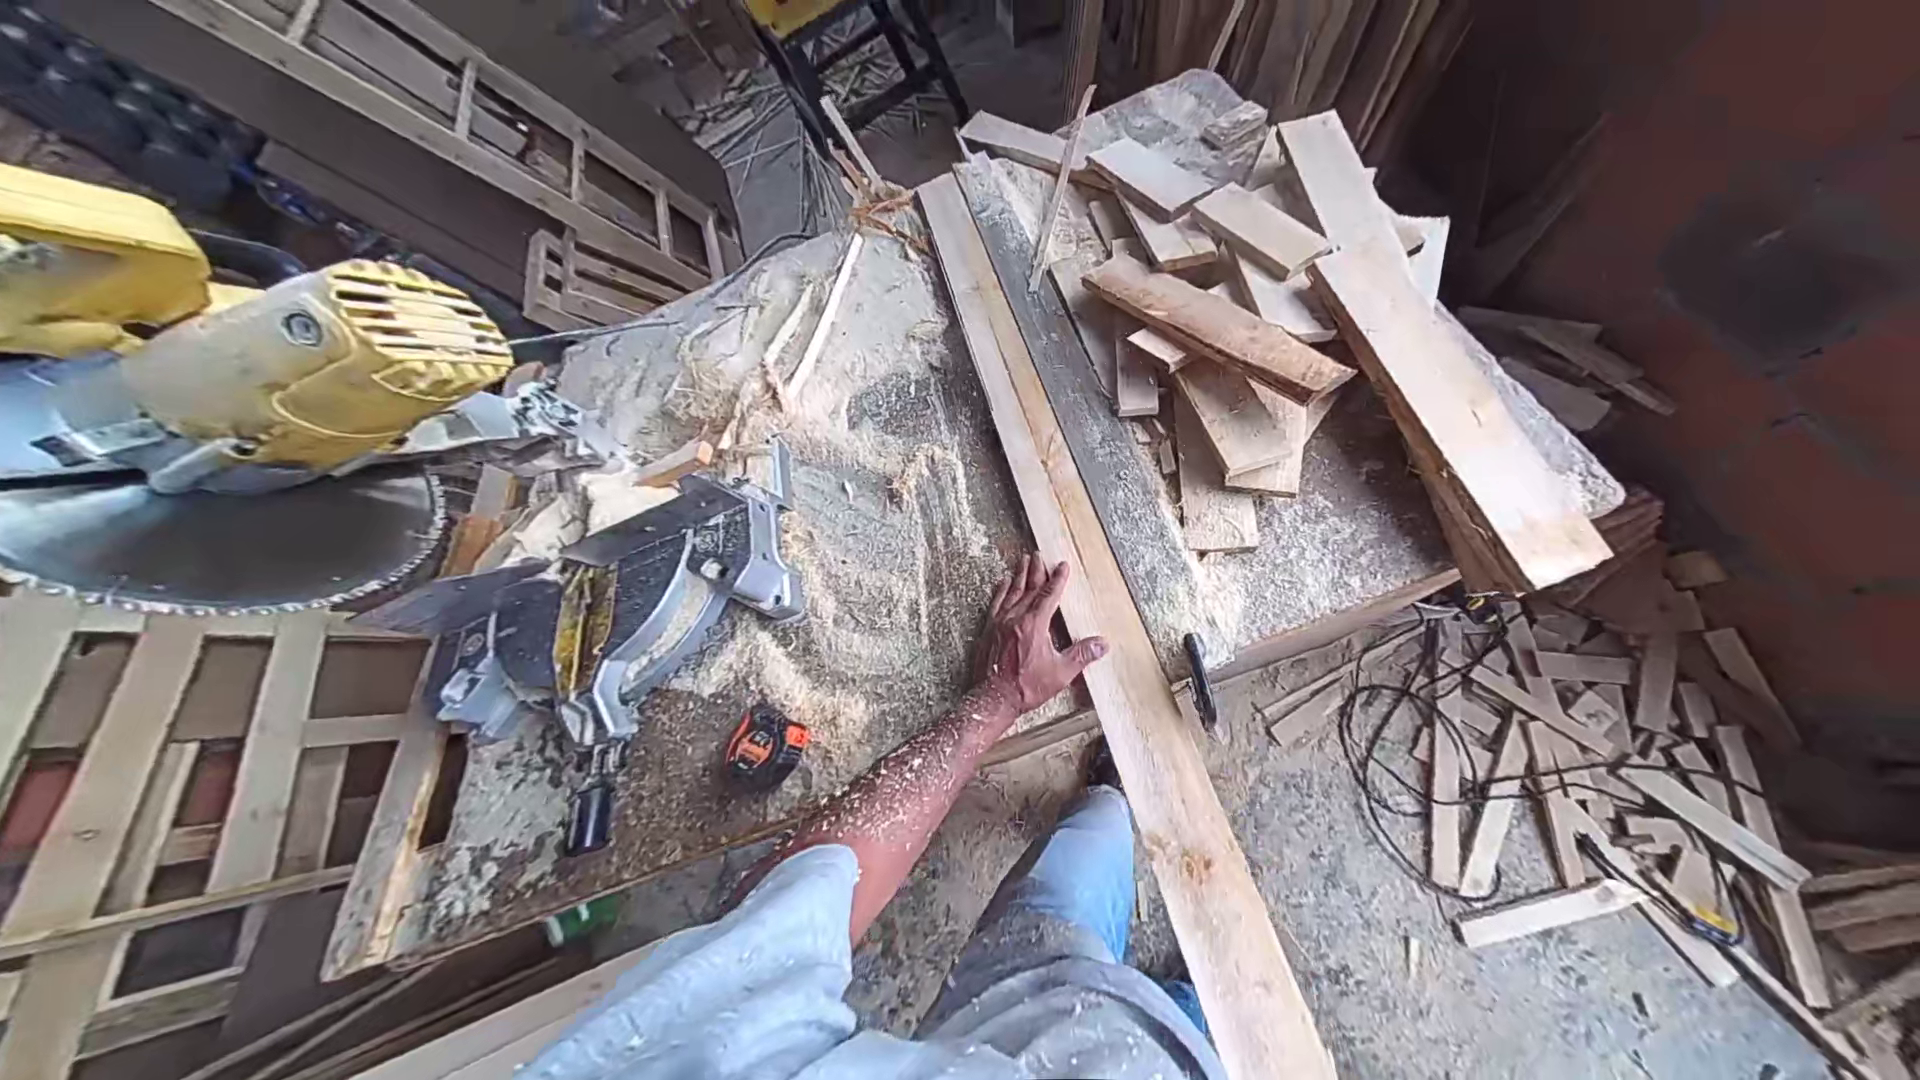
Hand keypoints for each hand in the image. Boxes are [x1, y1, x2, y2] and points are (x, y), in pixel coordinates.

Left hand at [973, 554, 1108, 715]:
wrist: (994, 698)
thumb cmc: (1025, 686)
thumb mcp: (1060, 673)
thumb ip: (1081, 655)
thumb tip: (1101, 644)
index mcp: (1034, 625)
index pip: (1049, 595)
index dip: (1058, 579)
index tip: (1063, 566)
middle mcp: (1015, 618)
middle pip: (1029, 588)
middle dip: (1037, 571)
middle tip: (1039, 555)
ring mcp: (999, 623)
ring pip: (1011, 592)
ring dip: (1019, 576)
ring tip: (1023, 561)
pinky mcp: (988, 630)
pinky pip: (995, 603)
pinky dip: (1001, 591)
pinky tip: (1003, 583)